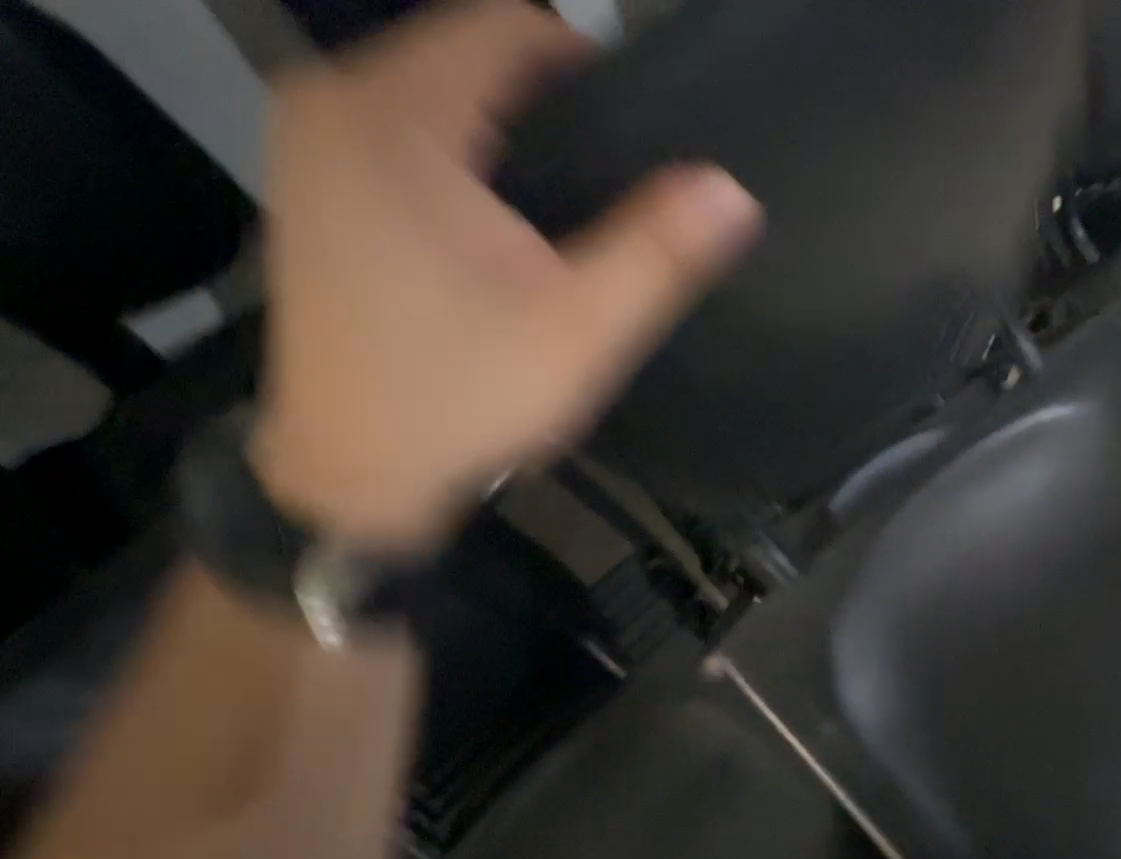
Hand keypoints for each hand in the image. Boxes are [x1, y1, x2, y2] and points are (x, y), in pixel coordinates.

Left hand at [251, 0, 761, 550]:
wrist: (354, 475)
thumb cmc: (466, 398)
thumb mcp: (583, 330)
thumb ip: (659, 252)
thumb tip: (733, 190)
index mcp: (395, 120)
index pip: (507, 25)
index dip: (588, 64)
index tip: (640, 137)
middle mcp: (333, 106)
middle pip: (471, 53)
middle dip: (553, 104)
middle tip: (614, 188)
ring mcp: (311, 144)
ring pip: (440, 91)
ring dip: (514, 131)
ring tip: (568, 211)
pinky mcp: (312, 185)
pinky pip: (408, 130)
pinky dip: (468, 155)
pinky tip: (504, 228)